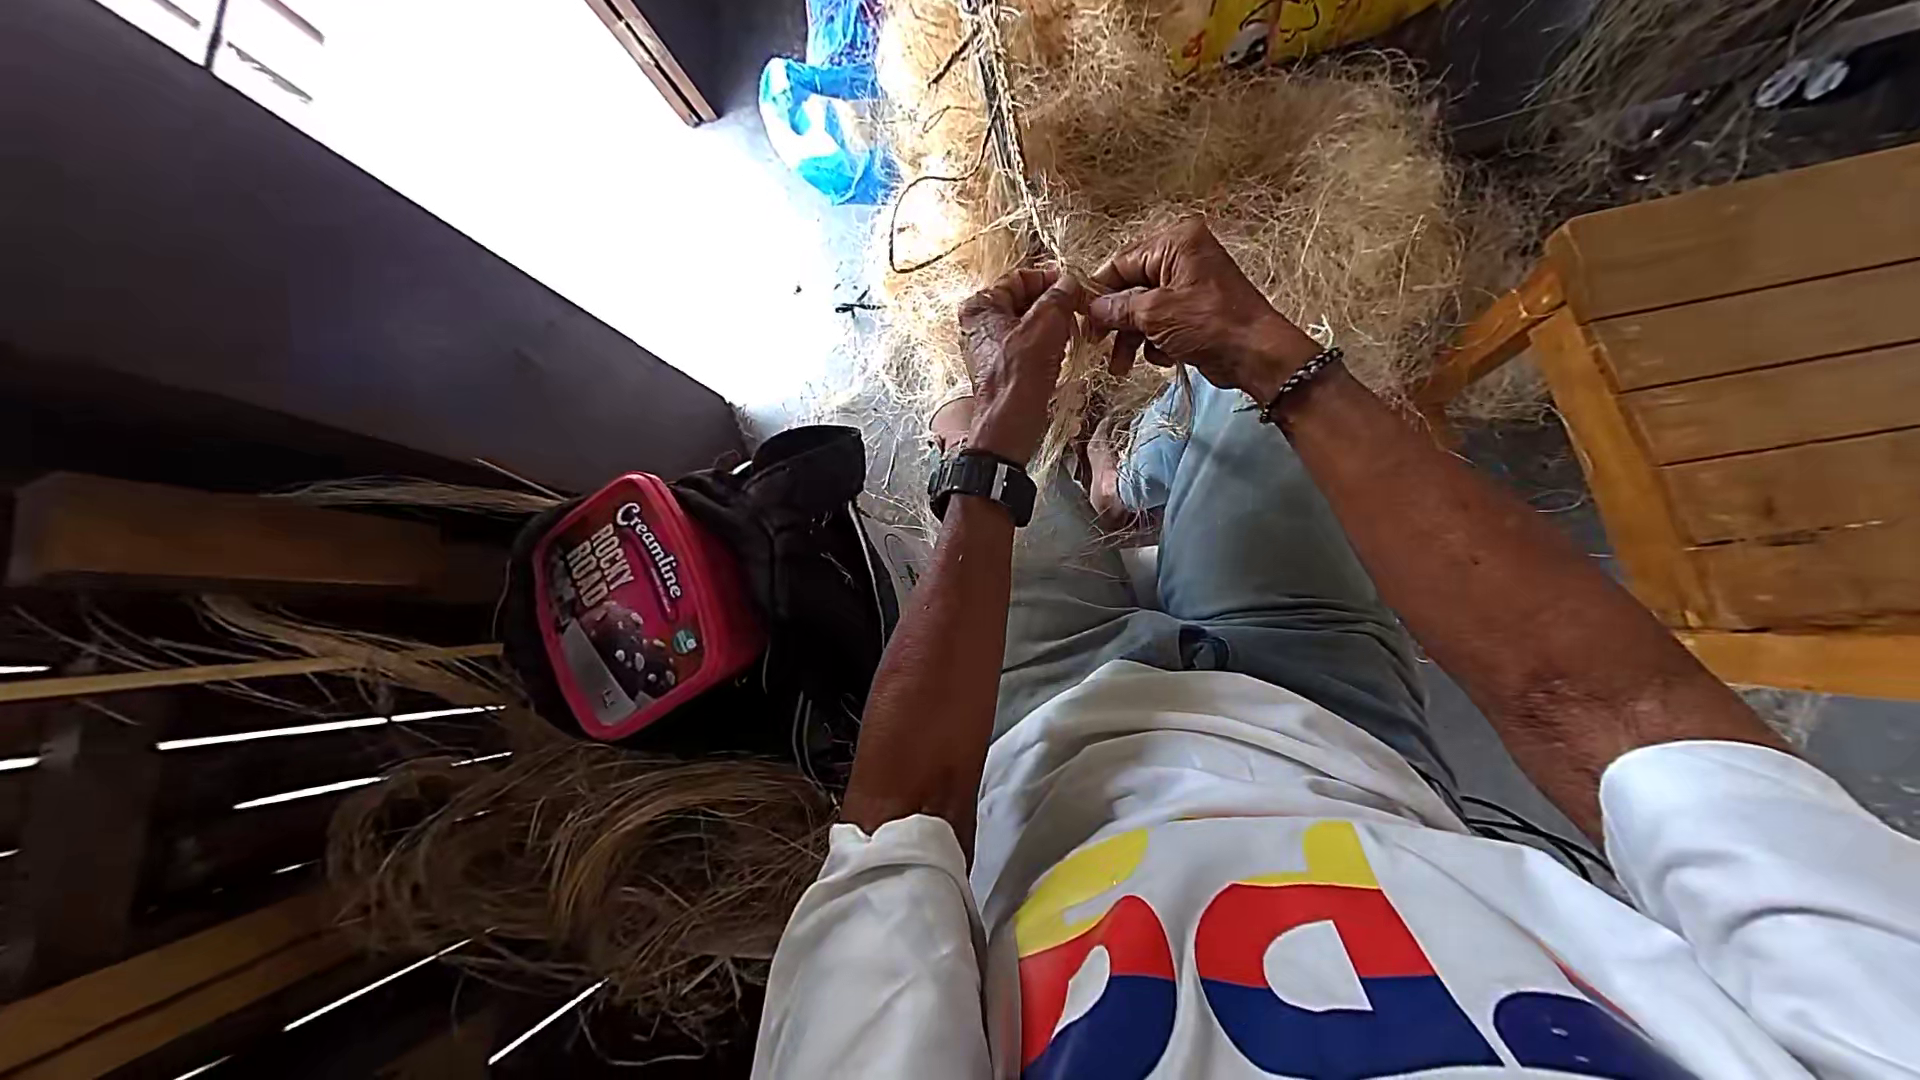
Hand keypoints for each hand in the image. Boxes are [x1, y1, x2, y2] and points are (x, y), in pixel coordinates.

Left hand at [957, 268, 1087, 465]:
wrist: (1009, 424)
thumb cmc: (1018, 378)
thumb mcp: (1046, 325)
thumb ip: (1059, 296)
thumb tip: (1069, 283)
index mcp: (980, 307)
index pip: (1020, 278)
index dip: (1049, 279)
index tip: (1072, 285)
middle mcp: (979, 326)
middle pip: (1025, 301)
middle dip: (1053, 305)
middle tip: (1075, 310)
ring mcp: (989, 348)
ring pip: (1028, 325)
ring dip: (1052, 327)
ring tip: (1069, 334)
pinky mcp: (1001, 368)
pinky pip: (1027, 347)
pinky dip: (1045, 346)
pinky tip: (1059, 354)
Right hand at [1088, 217, 1322, 401]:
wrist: (1254, 354)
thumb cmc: (1208, 323)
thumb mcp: (1155, 313)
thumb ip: (1118, 308)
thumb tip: (1090, 308)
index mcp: (1174, 242)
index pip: (1121, 263)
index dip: (1098, 292)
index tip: (1080, 318)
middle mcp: (1180, 257)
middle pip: (1130, 289)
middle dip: (1115, 322)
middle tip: (1097, 346)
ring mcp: (1187, 285)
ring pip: (1142, 311)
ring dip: (1131, 340)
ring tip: (1122, 367)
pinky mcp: (1192, 311)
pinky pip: (1159, 324)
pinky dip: (1154, 343)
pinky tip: (1163, 358)